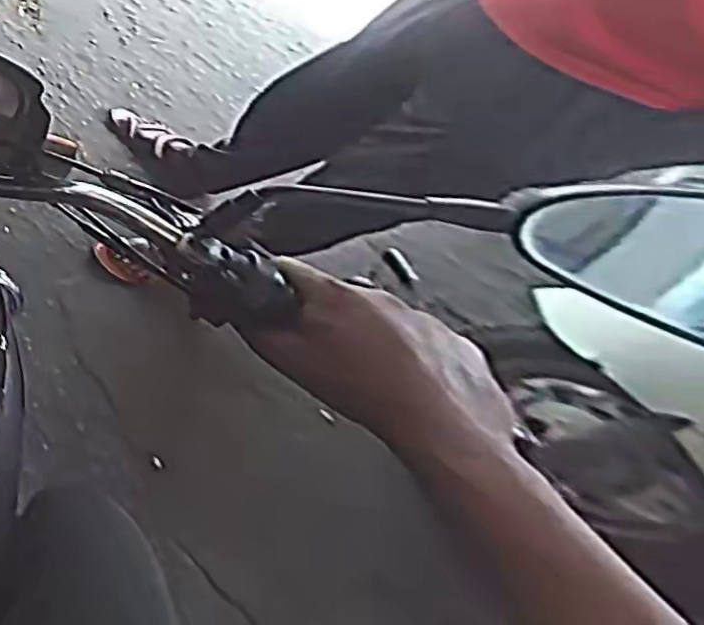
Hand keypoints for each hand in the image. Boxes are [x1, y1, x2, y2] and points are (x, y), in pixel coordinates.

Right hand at [243, 259, 516, 461]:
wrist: (446, 435)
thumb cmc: (372, 398)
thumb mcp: (288, 361)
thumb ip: (258, 329)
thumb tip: (244, 315)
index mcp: (335, 295)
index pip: (288, 268)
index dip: (274, 282)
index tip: (273, 296)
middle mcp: (380, 298)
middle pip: (337, 296)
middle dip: (327, 317)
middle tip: (323, 350)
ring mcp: (424, 320)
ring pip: (382, 319)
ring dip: (371, 337)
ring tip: (368, 373)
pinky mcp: (458, 345)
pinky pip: (424, 342)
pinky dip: (412, 357)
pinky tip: (404, 382)